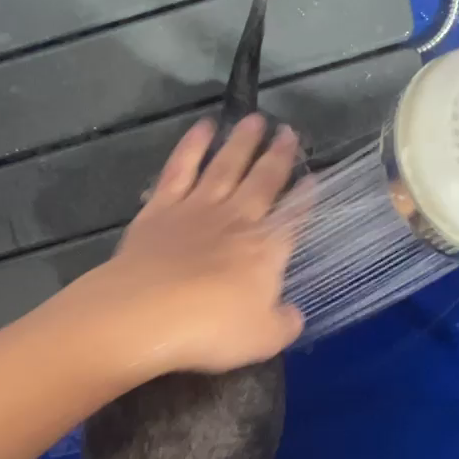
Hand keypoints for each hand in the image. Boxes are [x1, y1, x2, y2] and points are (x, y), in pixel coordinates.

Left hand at [60, 115, 303, 375]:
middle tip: (288, 132)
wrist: (145, 313)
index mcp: (266, 250)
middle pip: (262, 181)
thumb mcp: (264, 339)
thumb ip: (284, 323)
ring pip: (224, 166)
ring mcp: (195, 209)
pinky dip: (192, 146)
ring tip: (254, 119)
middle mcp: (235, 220)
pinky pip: (180, 168)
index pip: (292, 218)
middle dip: (278, 156)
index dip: (305, 198)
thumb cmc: (210, 329)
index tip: (313, 178)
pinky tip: (201, 128)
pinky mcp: (159, 209)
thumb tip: (292, 313)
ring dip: (241, 142)